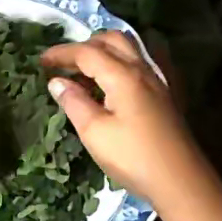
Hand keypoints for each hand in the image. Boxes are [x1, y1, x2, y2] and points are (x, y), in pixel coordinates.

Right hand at [41, 33, 211, 208]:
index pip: (87, 52)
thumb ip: (75, 102)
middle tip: (64, 62)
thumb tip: (57, 82)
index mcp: (123, 75)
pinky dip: (119, 63)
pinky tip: (110, 84)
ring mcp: (157, 81)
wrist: (181, 180)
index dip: (61, 53)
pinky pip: (138, 64)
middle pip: (113, 40)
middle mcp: (142, 70)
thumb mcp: (95, 133)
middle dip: (85, 44)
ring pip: (129, 49)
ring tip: (84, 71)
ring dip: (104, 51)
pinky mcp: (164, 95)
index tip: (40, 61)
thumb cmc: (133, 157)